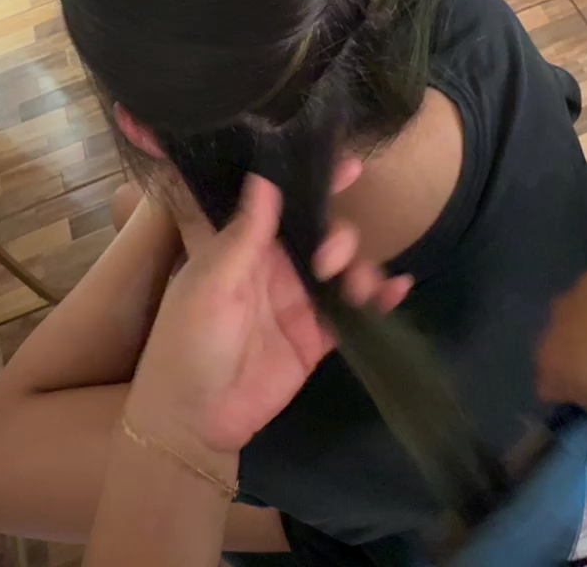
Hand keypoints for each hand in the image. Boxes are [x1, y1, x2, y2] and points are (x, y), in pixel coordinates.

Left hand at [126, 174, 411, 460]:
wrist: (195, 420)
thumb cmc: (189, 341)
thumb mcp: (211, 284)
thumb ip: (243, 235)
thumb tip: (264, 179)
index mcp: (245, 246)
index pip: (283, 204)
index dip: (313, 183)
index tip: (348, 166)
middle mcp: (277, 267)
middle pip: (321, 234)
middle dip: (337, 236)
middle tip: (330, 257)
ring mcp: (300, 301)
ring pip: (342, 270)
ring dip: (358, 267)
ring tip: (359, 284)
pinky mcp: (317, 337)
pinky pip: (353, 312)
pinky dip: (379, 299)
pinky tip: (397, 290)